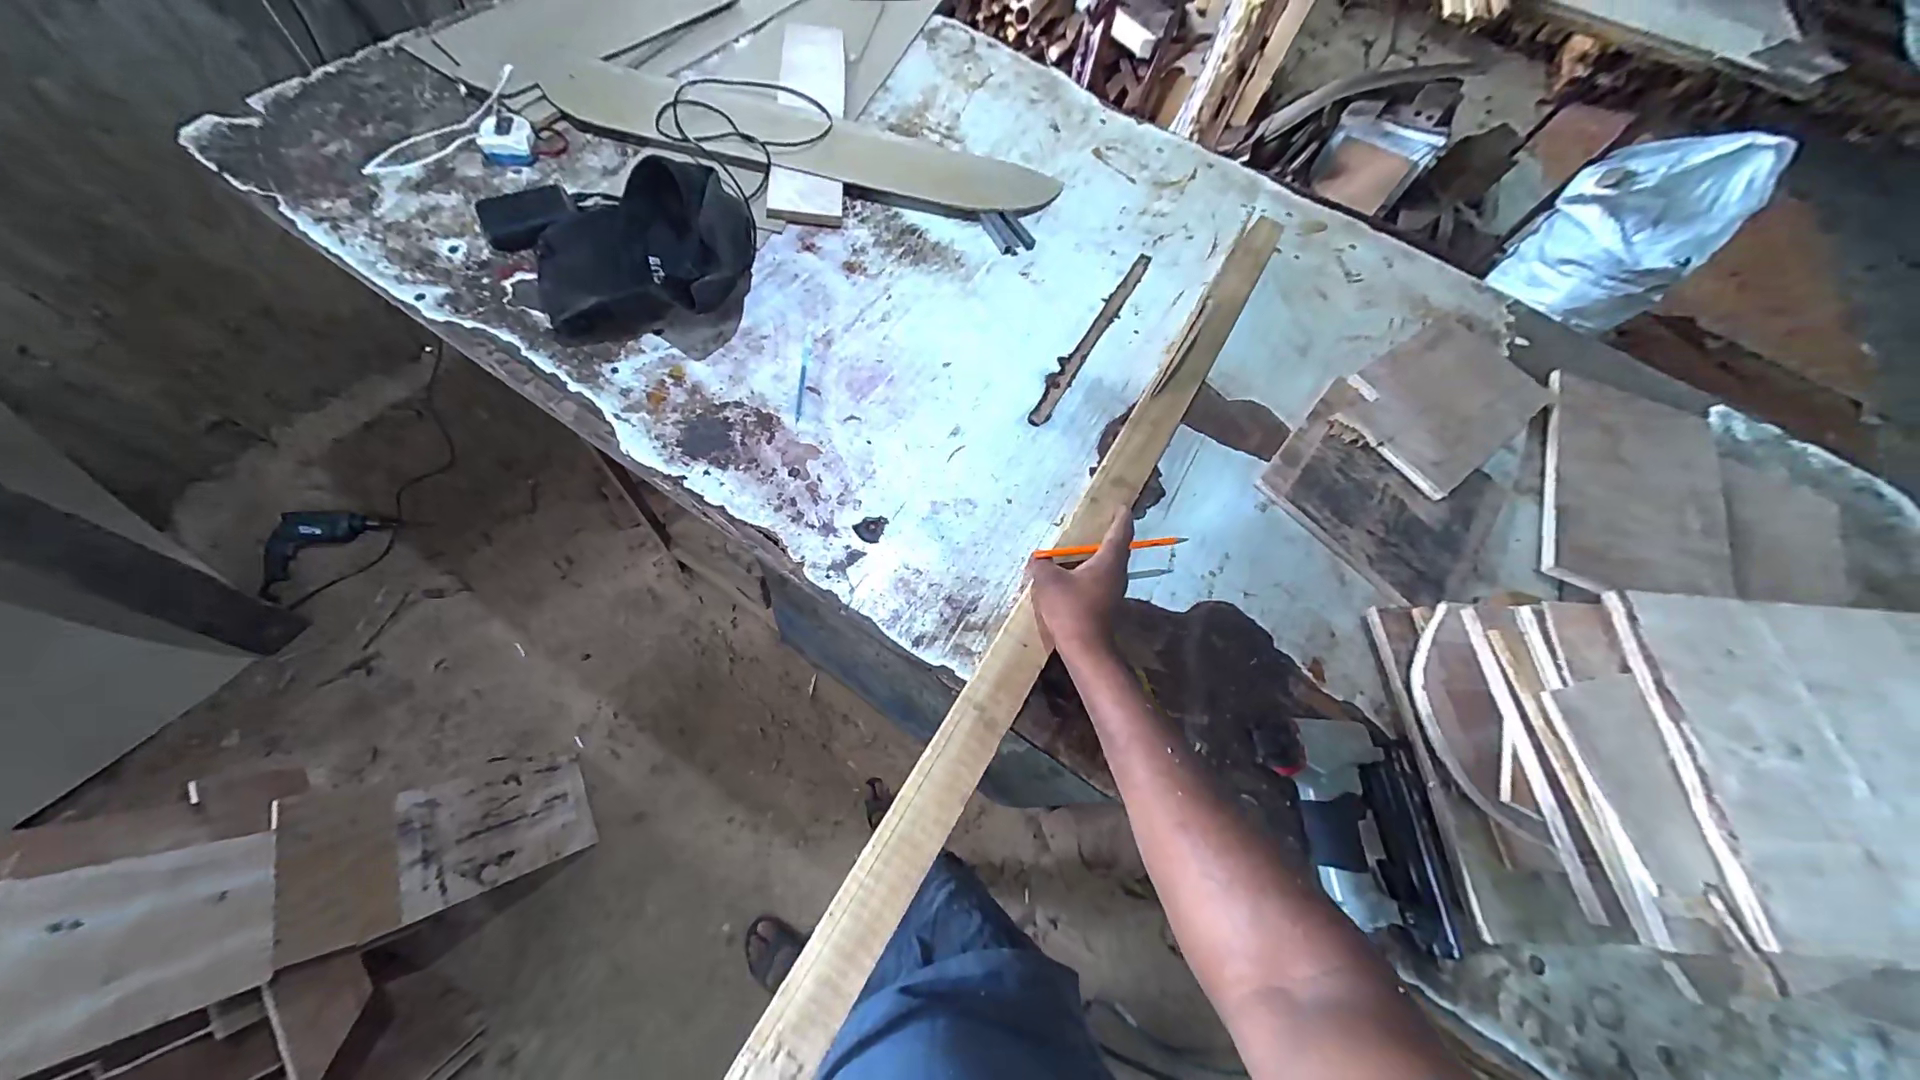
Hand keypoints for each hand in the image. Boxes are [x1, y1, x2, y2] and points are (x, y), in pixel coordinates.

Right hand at [1027, 510, 1132, 655]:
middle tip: (1098, 522)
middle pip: (1116, 548)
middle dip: (1108, 534)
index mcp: (1109, 561)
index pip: (1120, 531)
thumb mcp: (1048, 581)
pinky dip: (1089, 572)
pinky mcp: (1106, 605)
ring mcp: (1113, 591)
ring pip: (1107, 566)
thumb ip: (1041, 565)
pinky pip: (1099, 580)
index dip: (1121, 517)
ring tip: (1080, 547)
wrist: (1085, 648)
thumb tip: (1038, 559)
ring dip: (1096, 555)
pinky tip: (1073, 575)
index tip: (1121, 506)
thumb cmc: (1070, 608)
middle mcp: (1117, 573)